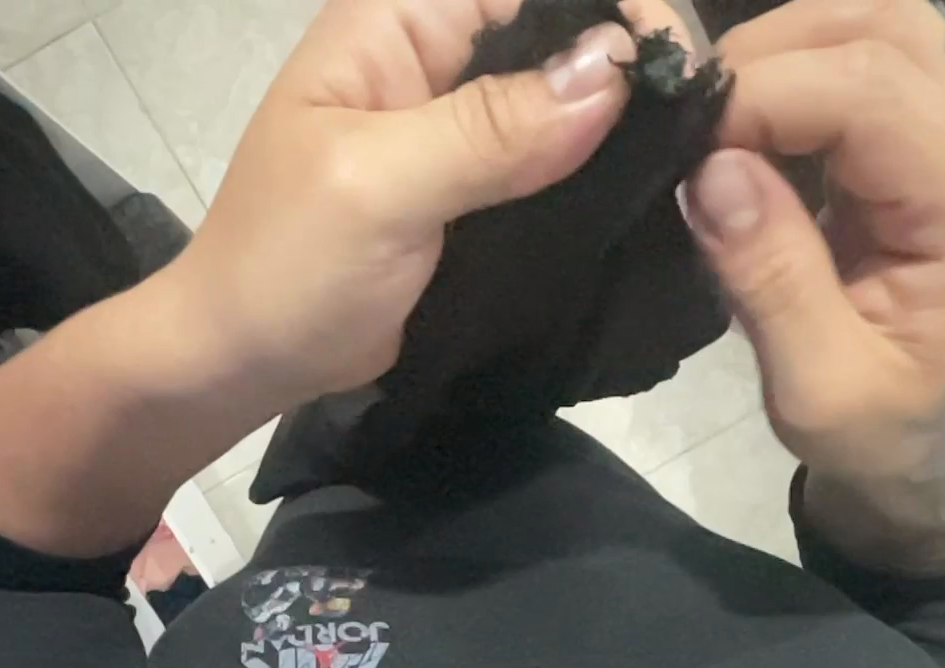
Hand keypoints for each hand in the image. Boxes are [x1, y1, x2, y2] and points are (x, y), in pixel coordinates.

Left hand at [168, 0, 659, 404]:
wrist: (253, 355)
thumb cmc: (291, 265)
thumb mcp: (380, 187)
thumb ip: (487, 130)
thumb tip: (613, 74)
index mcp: (396, 27)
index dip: (600, 5)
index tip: (670, 62)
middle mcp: (430, 67)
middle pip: (545, 35)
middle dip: (617, 65)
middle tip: (691, 121)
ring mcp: (451, 138)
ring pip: (550, 108)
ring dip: (607, 130)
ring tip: (676, 160)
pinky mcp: (465, 200)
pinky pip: (537, 174)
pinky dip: (580, 184)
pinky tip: (626, 200)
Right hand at [685, 0, 944, 486]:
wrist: (919, 447)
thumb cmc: (875, 433)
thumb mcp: (816, 385)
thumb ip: (771, 279)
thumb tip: (710, 170)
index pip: (873, 90)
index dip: (764, 96)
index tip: (680, 147)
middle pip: (881, 33)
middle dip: (768, 62)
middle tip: (688, 130)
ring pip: (874, 32)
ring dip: (781, 62)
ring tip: (712, 128)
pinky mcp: (930, 144)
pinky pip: (863, 70)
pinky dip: (793, 84)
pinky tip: (748, 137)